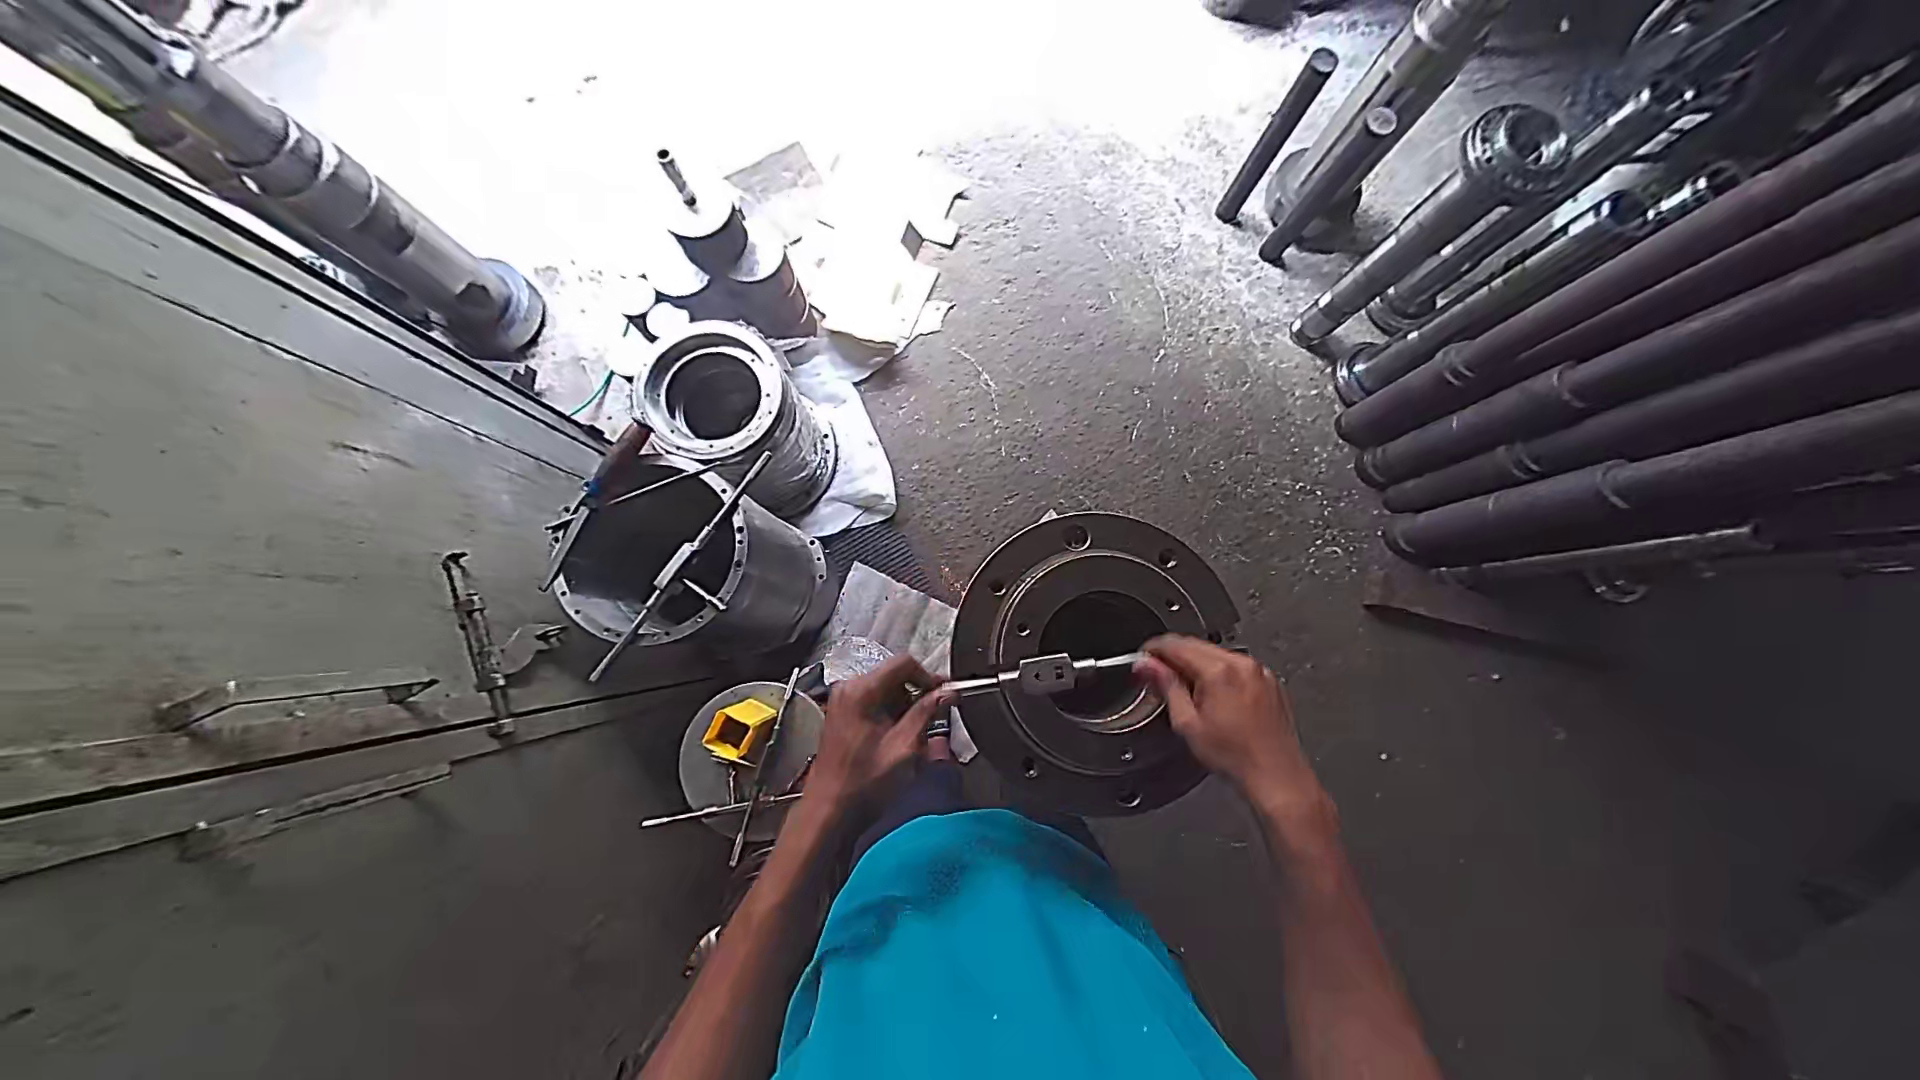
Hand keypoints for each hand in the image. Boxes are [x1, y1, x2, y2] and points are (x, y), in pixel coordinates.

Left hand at [806, 655, 951, 820]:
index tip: (943, 695)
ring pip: (887, 690)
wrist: (830, 811)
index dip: (929, 677)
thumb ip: (927, 713)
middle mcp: (848, 690)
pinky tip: (898, 739)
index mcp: (861, 691)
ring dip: (906, 708)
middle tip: (934, 718)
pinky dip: (891, 716)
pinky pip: (875, 703)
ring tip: (915, 736)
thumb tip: (946, 693)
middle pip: (895, 676)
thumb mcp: (904, 747)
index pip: (904, 663)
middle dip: (918, 695)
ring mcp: (843, 702)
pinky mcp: (843, 716)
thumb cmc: (864, 784)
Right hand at [1136, 636, 1327, 821]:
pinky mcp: (1269, 681)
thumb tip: (1147, 666)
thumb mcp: (1187, 723)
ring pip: (1215, 654)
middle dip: (1173, 656)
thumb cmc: (1237, 757)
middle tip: (1158, 676)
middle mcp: (1242, 665)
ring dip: (1196, 664)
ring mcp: (1259, 672)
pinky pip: (1235, 665)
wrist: (1276, 777)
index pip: (1176, 645)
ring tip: (1187, 693)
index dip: (1154, 650)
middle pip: (1196, 645)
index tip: (1144, 658)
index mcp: (1220, 671)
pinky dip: (1218, 673)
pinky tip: (1212, 697)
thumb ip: (1165, 686)